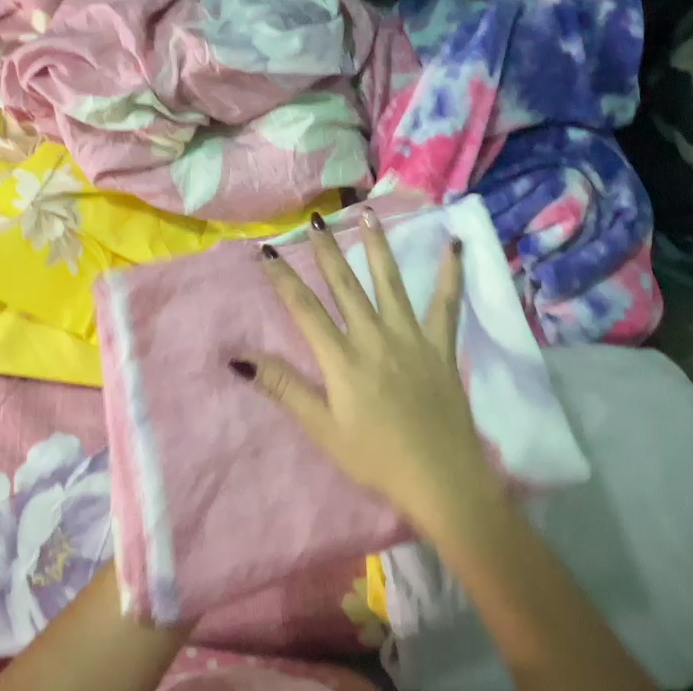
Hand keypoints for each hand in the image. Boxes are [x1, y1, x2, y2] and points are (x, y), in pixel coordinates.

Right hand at [235, 208, 501, 529]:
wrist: (440, 478)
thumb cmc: (376, 458)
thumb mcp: (323, 429)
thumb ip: (284, 388)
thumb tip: (239, 358)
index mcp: (342, 358)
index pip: (305, 309)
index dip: (283, 278)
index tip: (266, 251)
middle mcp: (374, 336)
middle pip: (345, 285)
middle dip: (326, 250)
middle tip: (314, 219)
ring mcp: (411, 336)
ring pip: (390, 282)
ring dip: (376, 246)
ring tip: (366, 214)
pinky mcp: (441, 345)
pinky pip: (446, 303)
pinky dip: (450, 274)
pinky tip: (454, 245)